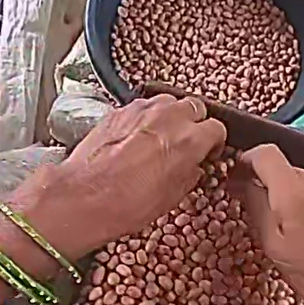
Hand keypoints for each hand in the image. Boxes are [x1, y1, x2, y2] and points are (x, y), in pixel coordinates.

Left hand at [9, 95, 225, 258]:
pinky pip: (142, 107)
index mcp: (191, 139)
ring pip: (168, 102)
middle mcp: (170, 117)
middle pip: (195, 107)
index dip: (214, 142)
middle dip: (194, 123)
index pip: (217, 128)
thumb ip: (189, 174)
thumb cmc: (127, 202)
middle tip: (186, 142)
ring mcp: (143, 110)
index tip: (208, 151)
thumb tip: (192, 168)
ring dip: (170, 116)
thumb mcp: (172, 197)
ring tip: (161, 137)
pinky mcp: (120, 110)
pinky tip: (137, 137)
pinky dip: (145, 118)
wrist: (87, 196)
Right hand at [229, 144, 303, 304]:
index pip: (266, 154)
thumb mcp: (273, 245)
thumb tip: (244, 184)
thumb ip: (256, 207)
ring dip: (297, 195)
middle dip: (273, 185)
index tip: (242, 173)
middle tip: (267, 211)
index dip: (249, 160)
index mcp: (293, 194)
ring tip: (298, 228)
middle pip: (287, 169)